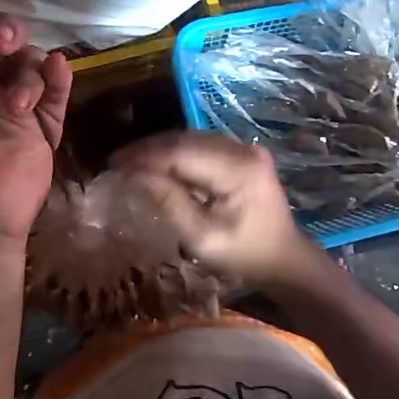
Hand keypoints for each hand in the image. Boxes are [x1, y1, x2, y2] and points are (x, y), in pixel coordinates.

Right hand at [113, 131, 326, 292]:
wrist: (285, 258)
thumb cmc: (245, 255)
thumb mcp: (203, 238)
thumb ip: (170, 204)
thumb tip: (136, 177)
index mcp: (238, 169)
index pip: (181, 154)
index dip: (144, 158)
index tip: (114, 166)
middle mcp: (243, 149)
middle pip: (185, 140)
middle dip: (147, 150)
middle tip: (115, 162)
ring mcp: (244, 148)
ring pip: (190, 139)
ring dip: (159, 149)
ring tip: (130, 162)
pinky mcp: (242, 154)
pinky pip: (201, 146)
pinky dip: (175, 154)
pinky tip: (156, 164)